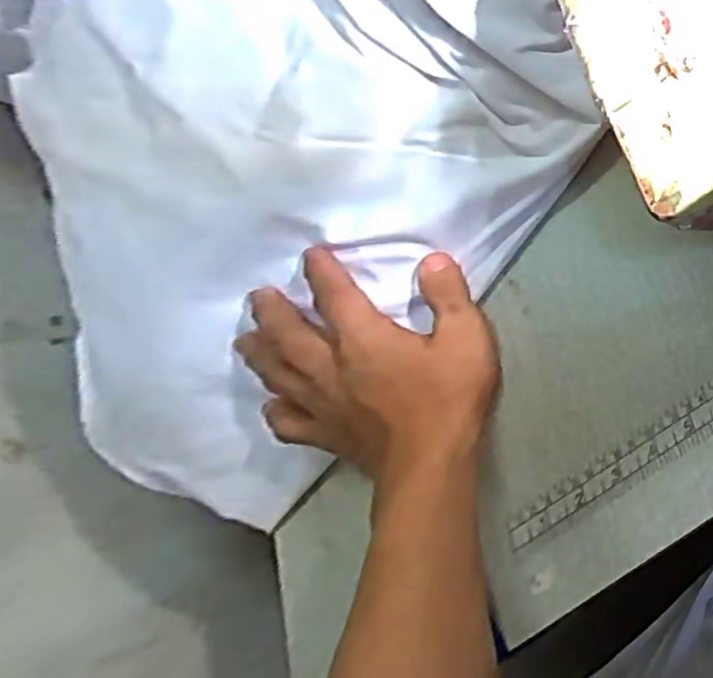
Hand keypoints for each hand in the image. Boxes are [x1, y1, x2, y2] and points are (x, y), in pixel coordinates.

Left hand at [237, 248, 499, 483]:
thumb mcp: (467, 335)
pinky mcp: (324, 433)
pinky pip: (286, 418)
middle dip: (274, 312)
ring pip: (277, 373)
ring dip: (260, 352)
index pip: (337, 299)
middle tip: (258, 295)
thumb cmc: (453, 391)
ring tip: (246, 338)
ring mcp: (322, 404)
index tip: (310, 255)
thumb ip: (449, 296)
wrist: (432, 457)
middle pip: (291, 335)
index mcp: (365, 341)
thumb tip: (432, 260)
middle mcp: (331, 368)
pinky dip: (274, 406)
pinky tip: (273, 402)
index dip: (323, 274)